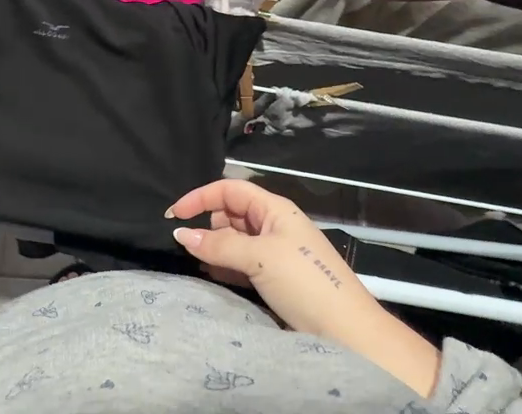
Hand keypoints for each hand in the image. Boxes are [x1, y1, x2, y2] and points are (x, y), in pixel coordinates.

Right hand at [169, 179, 439, 395]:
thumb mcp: (260, 257)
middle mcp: (274, 225)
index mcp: (274, 208)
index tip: (173, 215)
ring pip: (234, 241)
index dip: (200, 197)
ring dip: (214, 248)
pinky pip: (241, 264)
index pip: (230, 189)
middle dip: (207, 224)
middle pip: (230, 214)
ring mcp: (275, 253)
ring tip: (194, 262)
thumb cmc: (305, 282)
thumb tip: (180, 233)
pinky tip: (210, 276)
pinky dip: (224, 267)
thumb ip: (219, 244)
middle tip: (186, 246)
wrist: (348, 332)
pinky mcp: (275, 279)